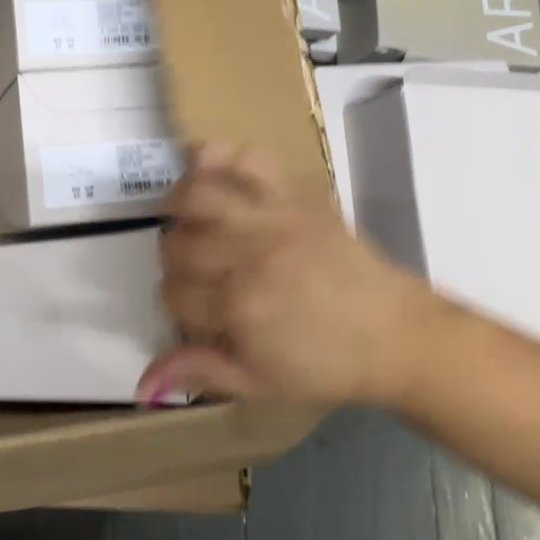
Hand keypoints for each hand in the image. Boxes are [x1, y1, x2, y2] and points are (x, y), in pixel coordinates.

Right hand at [137, 143, 449, 408]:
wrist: (398, 337)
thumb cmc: (328, 365)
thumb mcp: (261, 383)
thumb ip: (200, 371)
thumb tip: (140, 385)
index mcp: (239, 308)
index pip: (172, 292)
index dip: (176, 302)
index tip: (195, 310)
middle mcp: (248, 256)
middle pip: (176, 244)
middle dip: (175, 260)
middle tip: (196, 271)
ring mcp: (272, 218)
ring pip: (196, 193)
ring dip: (179, 204)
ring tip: (185, 217)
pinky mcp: (295, 194)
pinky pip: (247, 158)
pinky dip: (218, 154)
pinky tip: (203, 166)